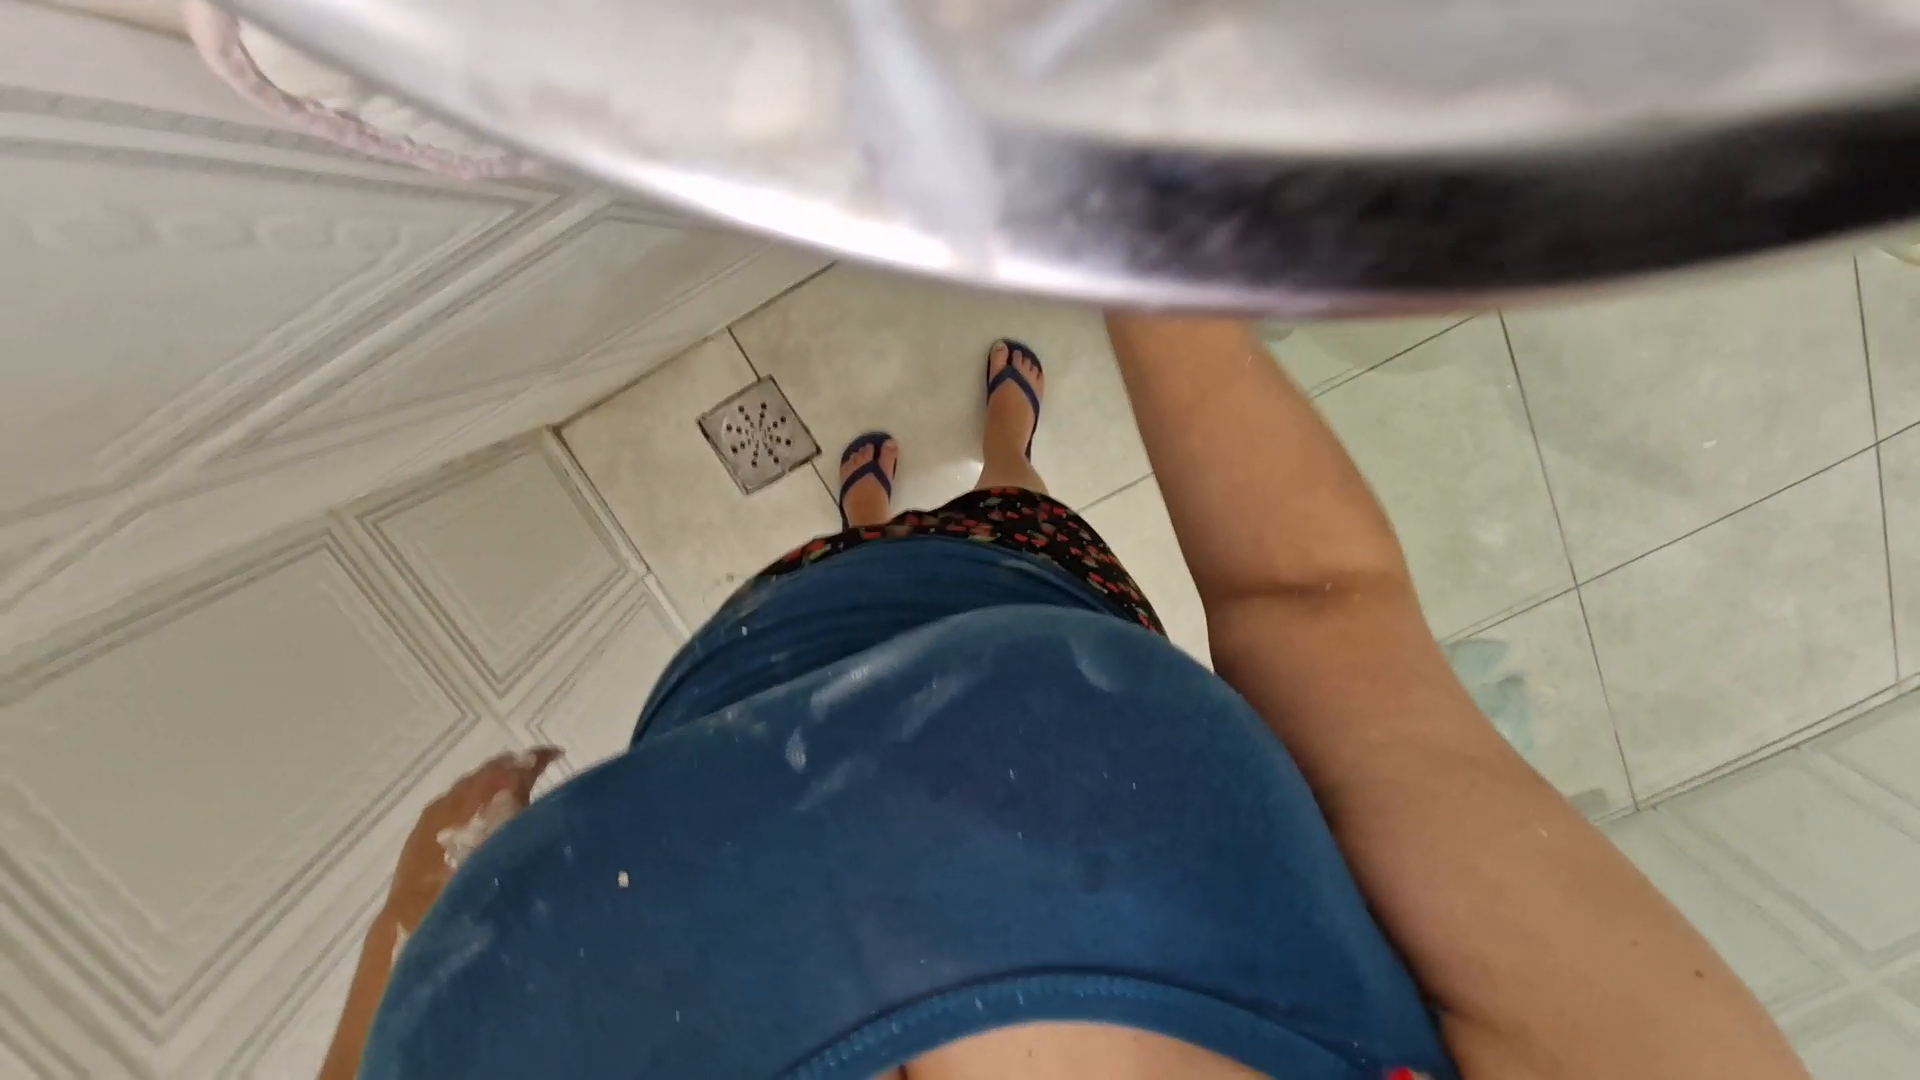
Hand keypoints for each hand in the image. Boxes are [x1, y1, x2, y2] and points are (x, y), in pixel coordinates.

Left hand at [385, 747, 561, 929]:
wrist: (421, 924)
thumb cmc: (484, 888)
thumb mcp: (524, 849)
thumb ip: (537, 822)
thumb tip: (556, 807)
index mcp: (496, 794)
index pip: (522, 766)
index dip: (540, 759)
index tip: (557, 755)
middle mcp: (467, 794)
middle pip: (493, 770)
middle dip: (513, 767)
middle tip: (532, 770)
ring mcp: (439, 810)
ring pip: (469, 784)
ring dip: (487, 782)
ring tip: (504, 789)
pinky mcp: (420, 829)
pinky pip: (448, 801)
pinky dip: (464, 798)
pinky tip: (469, 812)